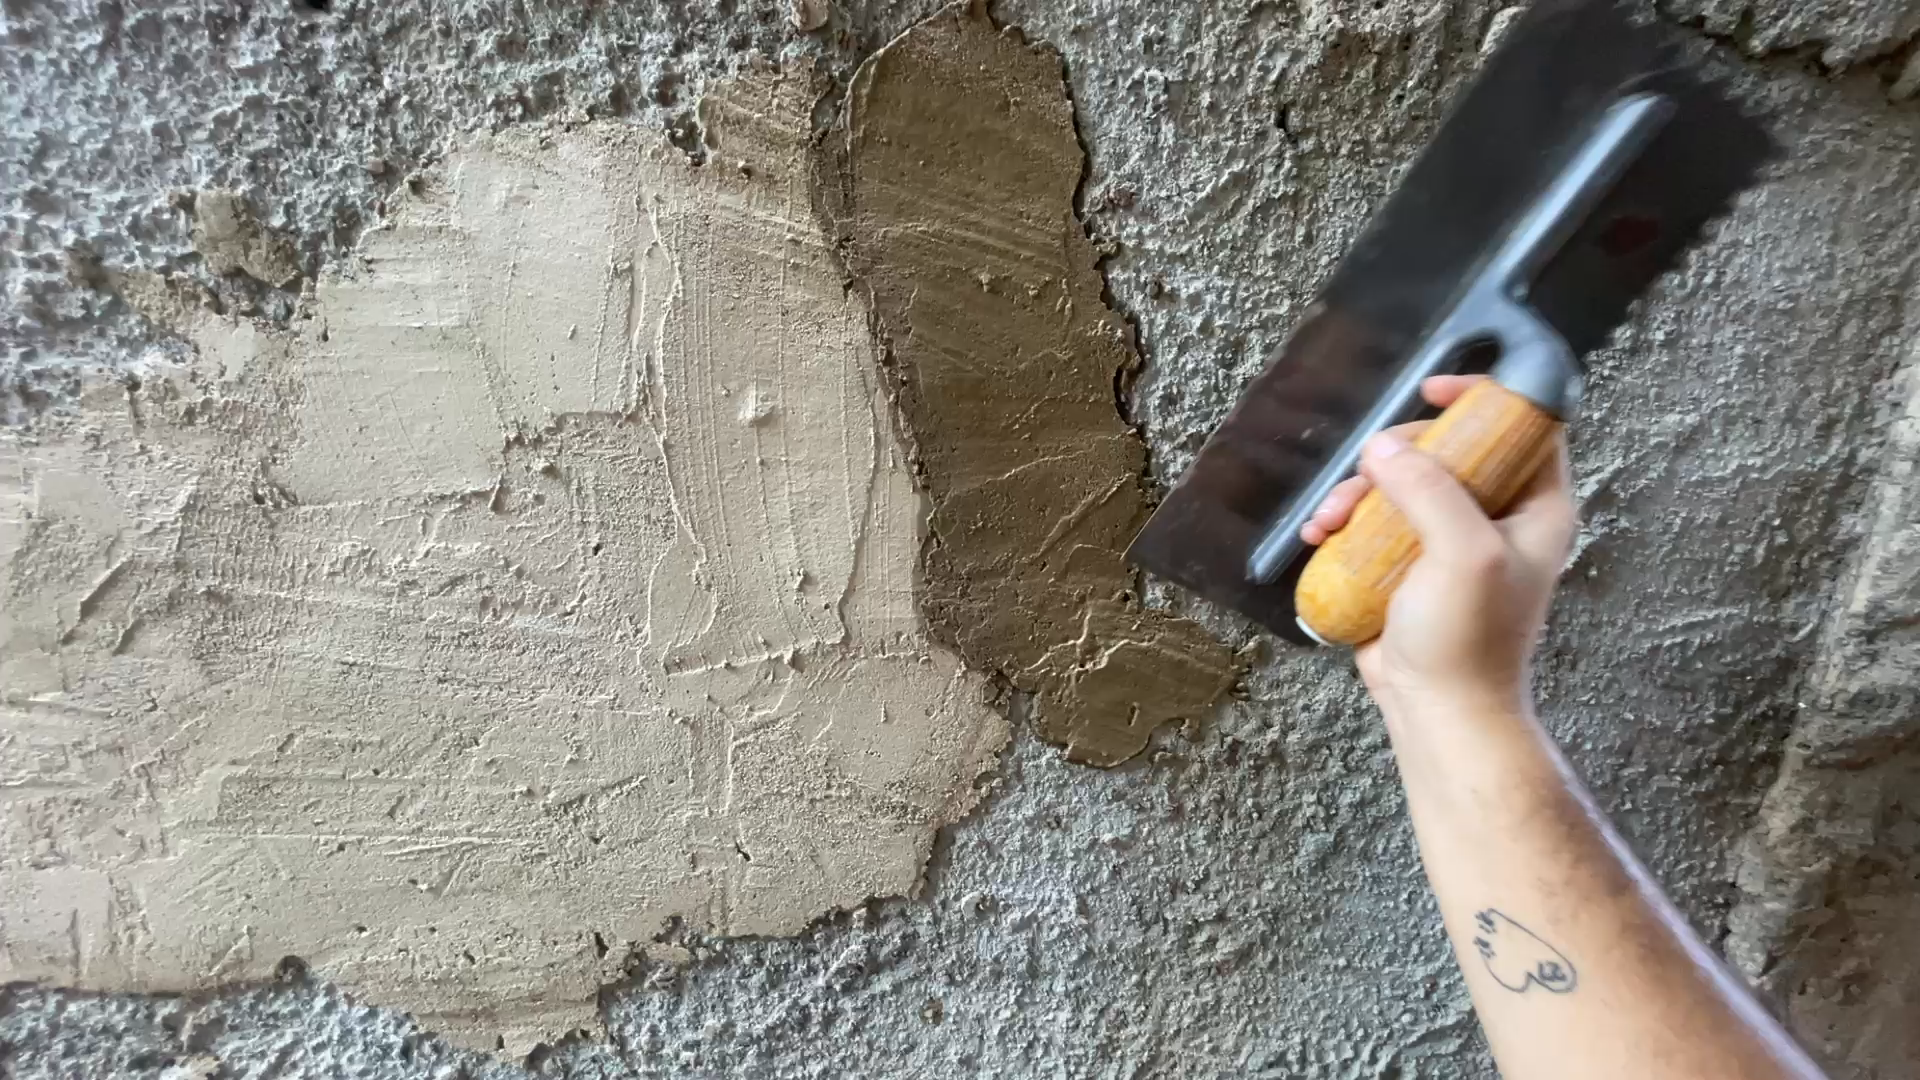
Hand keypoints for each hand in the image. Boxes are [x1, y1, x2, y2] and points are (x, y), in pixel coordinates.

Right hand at [1300, 376, 1576, 715]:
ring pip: (1397, 487)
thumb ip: (1430, 493)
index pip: (1523, 429)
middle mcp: (1492, 517)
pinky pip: (1371, 522)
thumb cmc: (1467, 636)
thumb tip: (1380, 447)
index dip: (1483, 399)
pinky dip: (1342, 522)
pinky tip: (1317, 536)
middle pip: (1444, 454)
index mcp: (1533, 508)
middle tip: (1361, 475)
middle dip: (1393, 458)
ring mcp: (1444, 541)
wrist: (1435, 704)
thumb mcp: (1463, 556)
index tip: (1431, 390)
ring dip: (1355, 494)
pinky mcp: (1403, 563)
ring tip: (1325, 521)